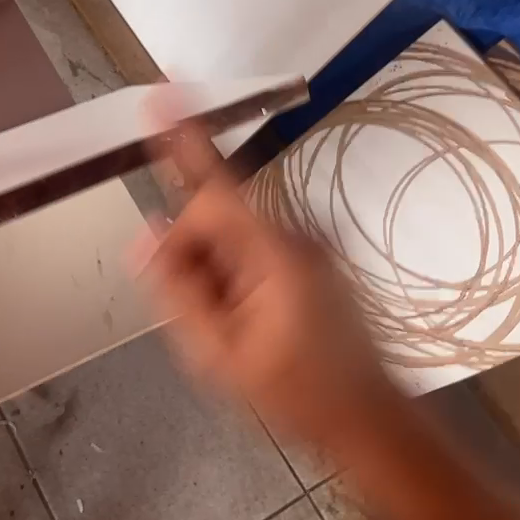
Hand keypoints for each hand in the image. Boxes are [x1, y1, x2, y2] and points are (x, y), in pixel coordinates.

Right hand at [132, 101, 405, 453]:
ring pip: (231, 236)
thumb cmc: (294, 395)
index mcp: (273, 254)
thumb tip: (147, 239)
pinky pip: (253, 250)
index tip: (160, 96)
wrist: (371, 424)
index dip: (182, 140)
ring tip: (229, 326)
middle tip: (194, 313)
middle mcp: (294, 236)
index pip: (214, 186)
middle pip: (214, 217)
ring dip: (213, 271)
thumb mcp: (217, 353)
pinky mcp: (314, 258)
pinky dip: (235, 276)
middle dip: (190, 254)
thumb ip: (177, 291)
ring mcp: (309, 246)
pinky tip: (248, 320)